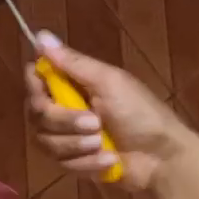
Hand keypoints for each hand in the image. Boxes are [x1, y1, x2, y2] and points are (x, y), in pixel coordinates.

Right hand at [24, 33, 195, 189]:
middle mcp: (64, 106)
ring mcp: (67, 136)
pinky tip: (110, 161)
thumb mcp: (109, 82)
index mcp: (72, 82)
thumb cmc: (141, 113)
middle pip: (36, 112)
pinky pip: (61, 164)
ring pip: (44, 141)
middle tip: (94, 123)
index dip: (35, 85)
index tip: (47, 92)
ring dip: (75, 144)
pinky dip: (86, 163)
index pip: (34, 77)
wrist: (164, 159)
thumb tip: (40, 34)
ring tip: (103, 146)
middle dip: (63, 121)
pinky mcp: (74, 162)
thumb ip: (72, 62)